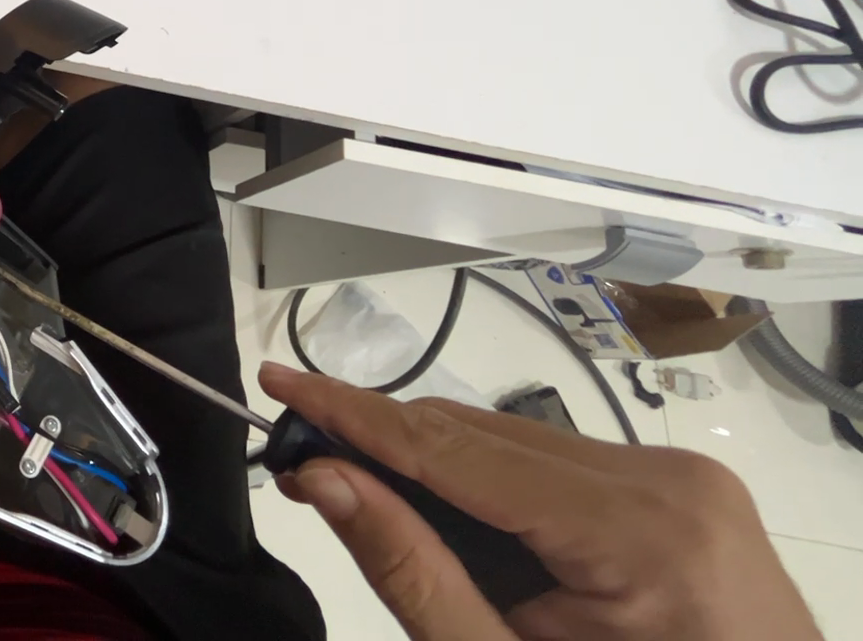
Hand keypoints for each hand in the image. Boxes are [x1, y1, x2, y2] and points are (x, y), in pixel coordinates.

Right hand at [259, 363, 822, 640]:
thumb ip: (410, 571)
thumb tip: (320, 475)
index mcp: (642, 534)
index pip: (451, 445)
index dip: (348, 410)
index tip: (274, 378)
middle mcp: (665, 480)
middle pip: (470, 434)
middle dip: (376, 442)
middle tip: (299, 466)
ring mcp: (675, 479)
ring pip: (495, 438)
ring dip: (420, 460)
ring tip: (360, 492)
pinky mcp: (671, 488)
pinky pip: (533, 458)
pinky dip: (471, 477)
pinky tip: (442, 513)